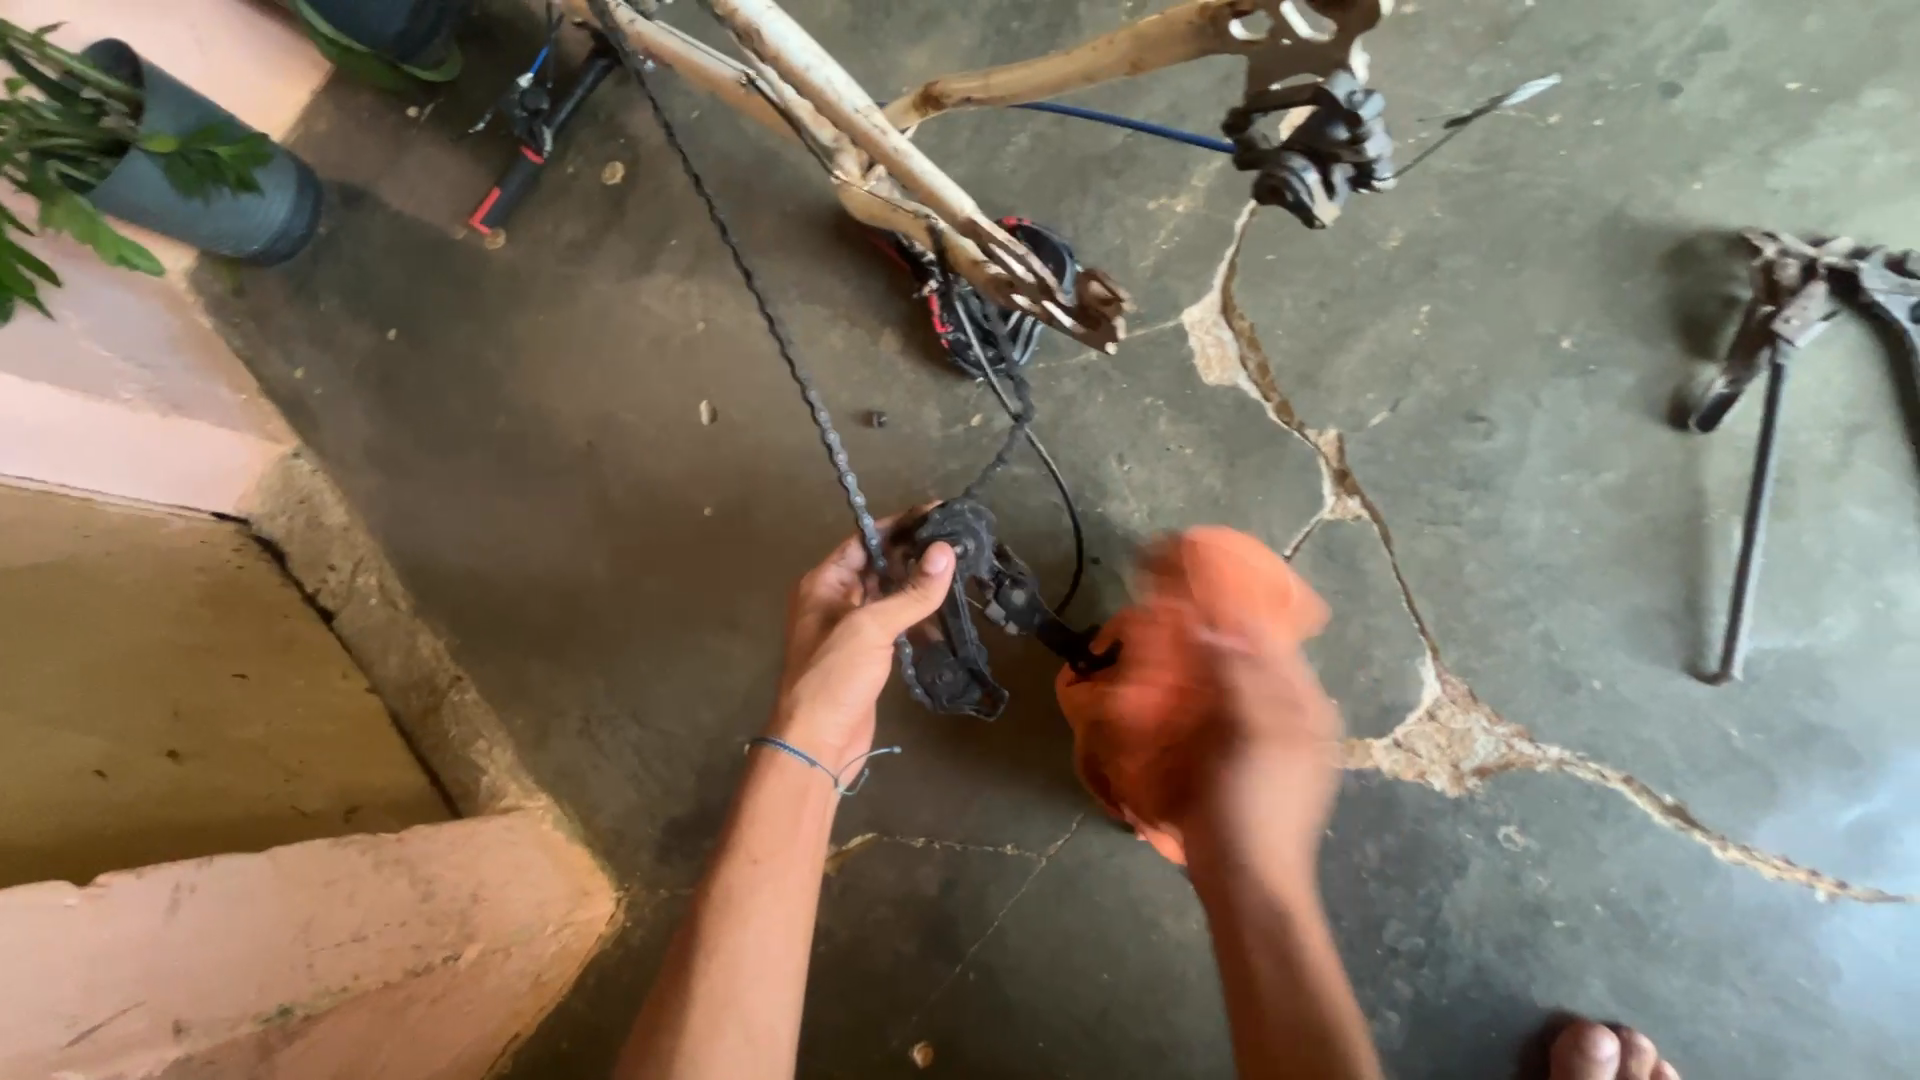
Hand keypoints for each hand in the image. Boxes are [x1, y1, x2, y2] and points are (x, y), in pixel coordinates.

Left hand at [768, 526, 955, 771]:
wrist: (816, 743)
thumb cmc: (833, 676)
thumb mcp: (872, 628)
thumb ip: (911, 592)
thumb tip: (946, 552)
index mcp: (824, 583)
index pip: (865, 540)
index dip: (900, 526)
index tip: (938, 515)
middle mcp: (834, 599)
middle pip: (878, 565)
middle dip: (914, 556)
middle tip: (958, 544)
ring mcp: (850, 628)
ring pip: (888, 596)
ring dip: (918, 588)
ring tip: (960, 574)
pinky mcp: (866, 654)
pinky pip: (894, 625)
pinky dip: (917, 620)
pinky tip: (943, 619)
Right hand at [1180, 621, 1343, 890]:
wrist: (1245, 881)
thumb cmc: (1256, 807)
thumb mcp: (1256, 735)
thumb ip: (1239, 675)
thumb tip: (1211, 624)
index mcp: (1305, 705)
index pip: (1272, 639)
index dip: (1234, 610)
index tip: (1191, 587)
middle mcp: (1287, 713)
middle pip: (1246, 657)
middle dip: (1208, 634)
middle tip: (1165, 614)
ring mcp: (1257, 736)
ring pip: (1223, 682)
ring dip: (1193, 662)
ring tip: (1156, 642)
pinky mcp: (1228, 756)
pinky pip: (1206, 709)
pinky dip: (1185, 693)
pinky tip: (1158, 686)